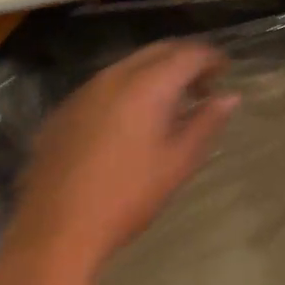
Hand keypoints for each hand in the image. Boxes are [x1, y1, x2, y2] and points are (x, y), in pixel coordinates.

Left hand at [7, 41, 239, 270]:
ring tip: (169, 105)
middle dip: (185, 60)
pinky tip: (130, 123)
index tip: (225, 74)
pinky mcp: (63, 111)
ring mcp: (84, 91)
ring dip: (155, 74)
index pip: (189, 53)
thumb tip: (230, 96)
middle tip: (202, 87)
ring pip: (129, 65)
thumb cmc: (127, 196)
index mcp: (148, 85)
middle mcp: (115, 76)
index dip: (212, 59)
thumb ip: (207, 122)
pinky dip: (128, 89)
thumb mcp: (178, 162)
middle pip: (159, 51)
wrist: (54, 233)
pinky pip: (104, 85)